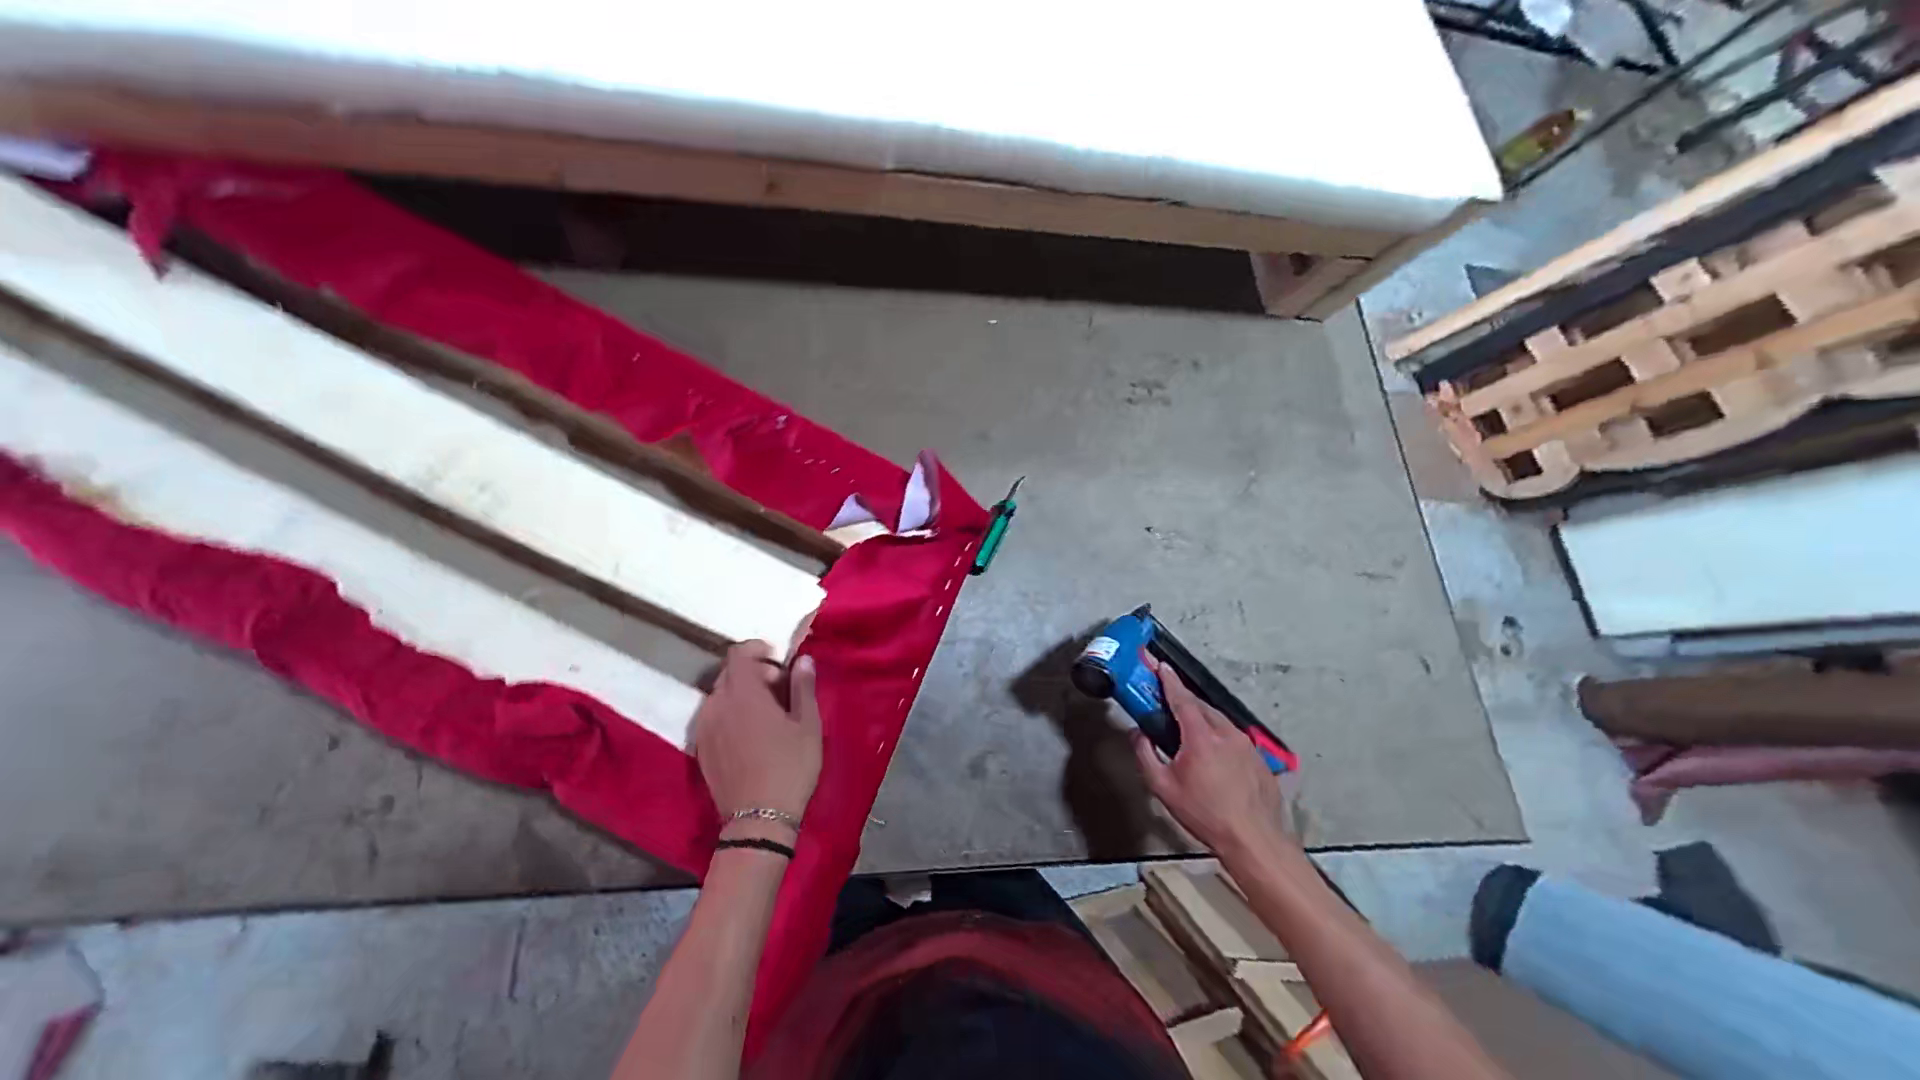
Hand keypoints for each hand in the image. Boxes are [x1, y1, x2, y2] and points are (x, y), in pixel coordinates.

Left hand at [693, 642, 822, 834]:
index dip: (758, 650)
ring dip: (739, 694)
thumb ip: (803, 687)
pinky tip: (748, 734)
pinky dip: (729, 714)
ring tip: (764, 714)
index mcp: (744, 693)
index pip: (739, 653)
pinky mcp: (700, 748)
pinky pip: (712, 717)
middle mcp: (717, 704)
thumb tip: (802, 660)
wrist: (758, 819)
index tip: (778, 662)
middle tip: (778, 690)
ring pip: (719, 695)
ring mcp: (704, 727)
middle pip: (729, 673)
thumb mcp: (808, 725)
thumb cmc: (790, 767)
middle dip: (752, 672)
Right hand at [1130, 656, 1294, 859]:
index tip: (1161, 667)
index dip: (1168, 680)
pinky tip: (1212, 755)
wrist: (1253, 838)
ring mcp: (1246, 745)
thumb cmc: (1207, 815)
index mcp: (1201, 736)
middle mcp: (1226, 734)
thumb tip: (1138, 736)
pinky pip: (1233, 737)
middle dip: (1183, 700)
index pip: (1182, 698)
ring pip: (1219, 721)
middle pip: (1201, 706)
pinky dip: (1218, 737)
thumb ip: (1145, 754)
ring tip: (1187, 729)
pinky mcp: (1257, 758)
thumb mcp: (1163, 787)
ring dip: (1201, 719)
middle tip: (1167, 699)